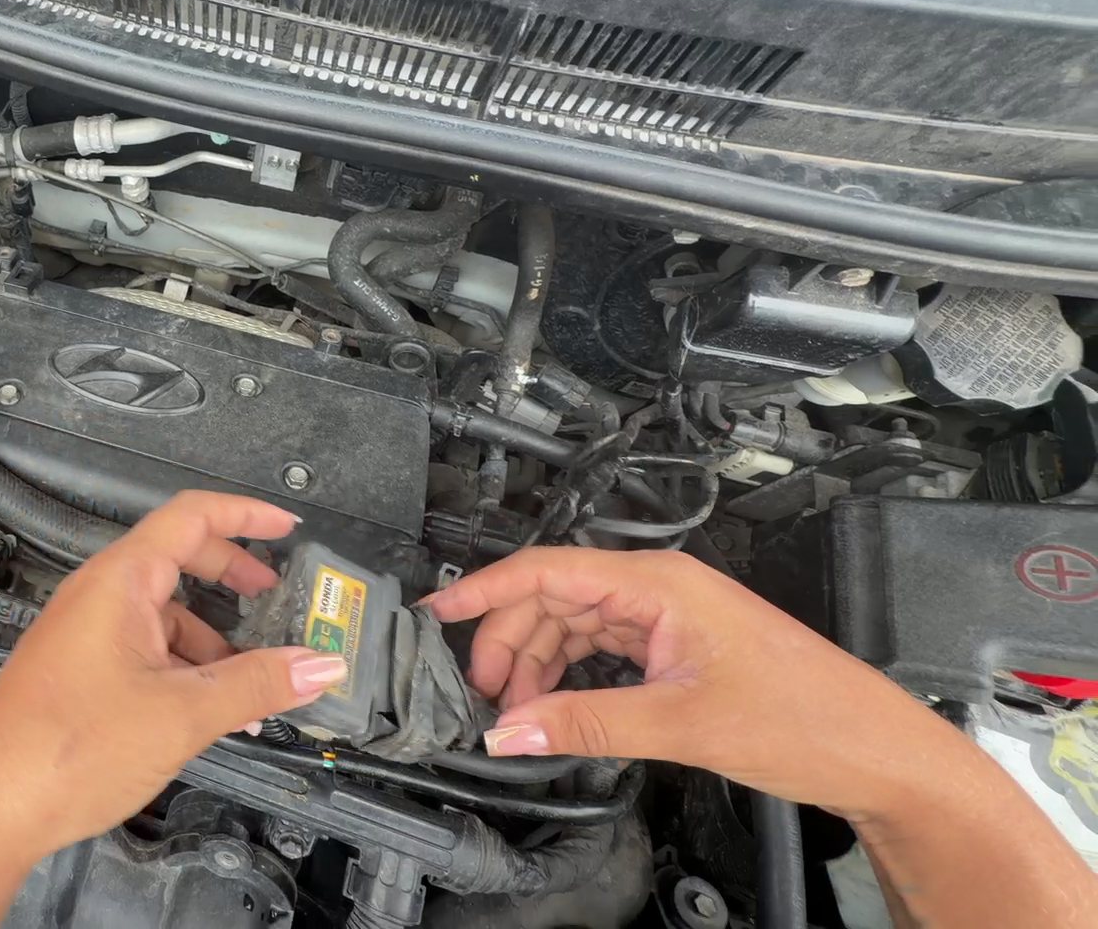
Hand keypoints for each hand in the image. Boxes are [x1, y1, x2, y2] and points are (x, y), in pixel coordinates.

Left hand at [0, 494, 345, 854]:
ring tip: (249, 682)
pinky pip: (145, 646)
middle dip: (233, 574)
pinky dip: (184, 666)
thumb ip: (256, 684)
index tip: (281, 522)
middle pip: (180, 559)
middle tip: (273, 590)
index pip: (191, 516)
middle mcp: (99, 594)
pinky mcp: (82, 664)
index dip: (245, 514)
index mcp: (120, 580)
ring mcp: (87, 629)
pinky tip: (206, 708)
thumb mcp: (181, 713)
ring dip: (212, 639)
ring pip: (165, 613)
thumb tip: (313, 665)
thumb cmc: (59, 748)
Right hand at [423, 546, 966, 818]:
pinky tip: (552, 701)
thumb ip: (583, 723)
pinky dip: (565, 672)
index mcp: (653, 582)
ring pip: (568, 623)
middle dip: (509, 643)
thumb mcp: (680, 723)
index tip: (439, 611)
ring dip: (535, 662)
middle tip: (484, 690)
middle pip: (549, 599)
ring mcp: (659, 612)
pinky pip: (594, 644)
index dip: (483, 589)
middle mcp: (651, 586)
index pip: (543, 569)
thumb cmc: (812, 721)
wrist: (891, 760)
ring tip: (516, 707)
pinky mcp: (667, 640)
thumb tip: (509, 729)